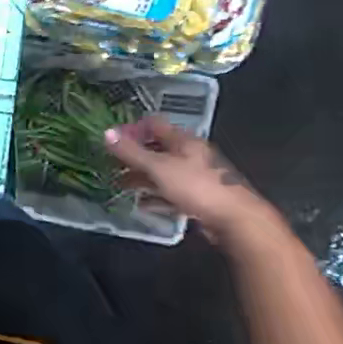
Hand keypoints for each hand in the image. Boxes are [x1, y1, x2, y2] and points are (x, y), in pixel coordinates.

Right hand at [103, 116, 277, 239]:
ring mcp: (196, 177)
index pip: (154, 125)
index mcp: (183, 141)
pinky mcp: (199, 198)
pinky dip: (155, 196)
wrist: (235, 219)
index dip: (133, 129)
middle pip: (157, 149)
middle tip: (111, 165)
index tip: (112, 139)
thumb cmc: (197, 186)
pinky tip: (142, 204)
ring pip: (163, 173)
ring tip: (119, 186)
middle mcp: (190, 155)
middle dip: (134, 157)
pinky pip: (171, 193)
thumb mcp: (159, 167)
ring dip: (141, 178)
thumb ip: (132, 152)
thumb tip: (106, 132)